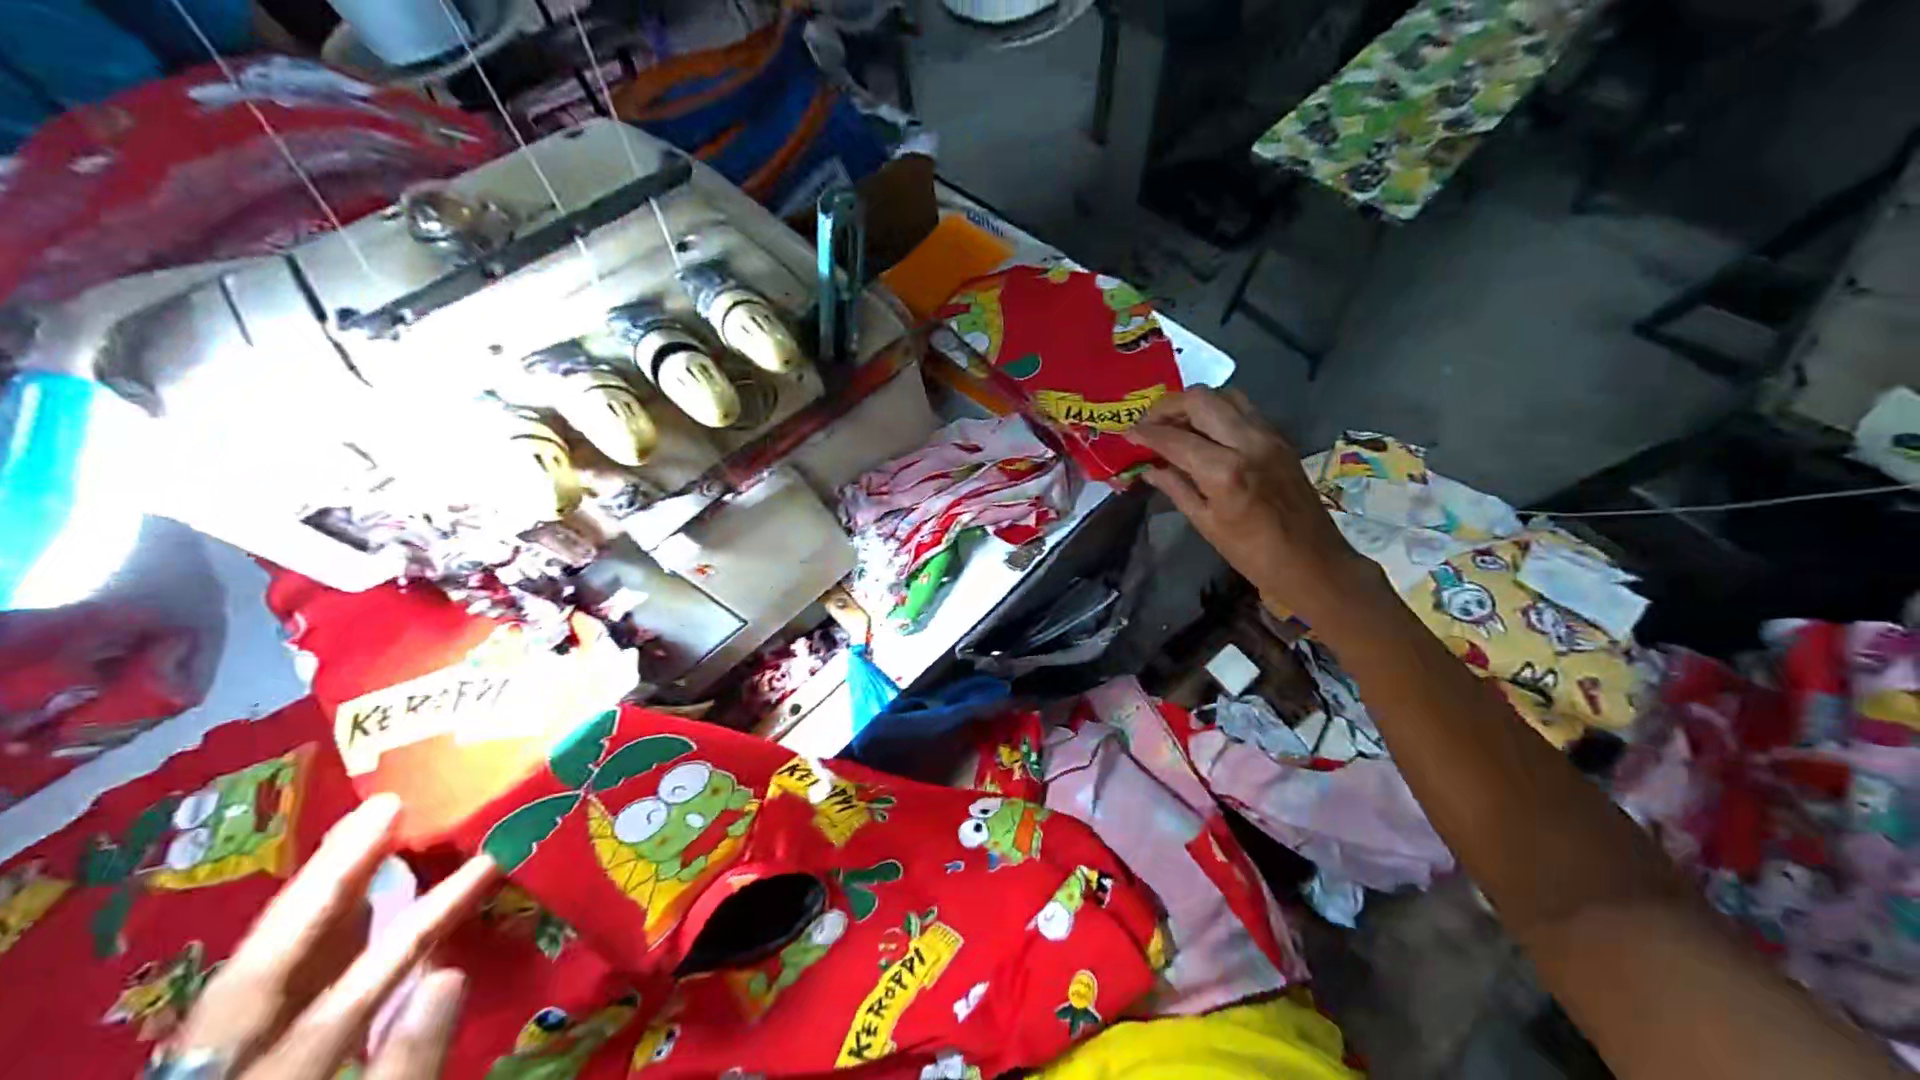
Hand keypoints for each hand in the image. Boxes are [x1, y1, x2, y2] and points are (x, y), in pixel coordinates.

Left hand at [163, 795, 496, 1079]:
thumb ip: (404, 1070)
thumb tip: (448, 977)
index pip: (337, 1012)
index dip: (412, 934)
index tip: (481, 865)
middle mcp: (215, 1070)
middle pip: (262, 971)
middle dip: (326, 882)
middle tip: (388, 805)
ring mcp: (205, 1063)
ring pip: (256, 970)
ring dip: (318, 897)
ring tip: (372, 832)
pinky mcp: (217, 1057)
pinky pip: (261, 987)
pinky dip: (309, 935)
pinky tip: (347, 901)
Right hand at [1131, 388, 1381, 620]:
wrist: (1312, 561)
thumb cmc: (1252, 553)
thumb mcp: (1205, 523)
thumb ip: (1176, 487)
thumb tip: (1149, 468)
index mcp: (1224, 470)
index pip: (1174, 438)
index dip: (1145, 433)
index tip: (1127, 433)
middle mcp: (1247, 442)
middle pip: (1200, 399)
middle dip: (1167, 406)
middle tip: (1149, 423)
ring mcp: (1268, 436)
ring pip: (1225, 396)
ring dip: (1195, 404)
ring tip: (1175, 424)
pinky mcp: (1279, 438)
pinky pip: (1243, 409)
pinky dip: (1218, 412)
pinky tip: (1204, 432)